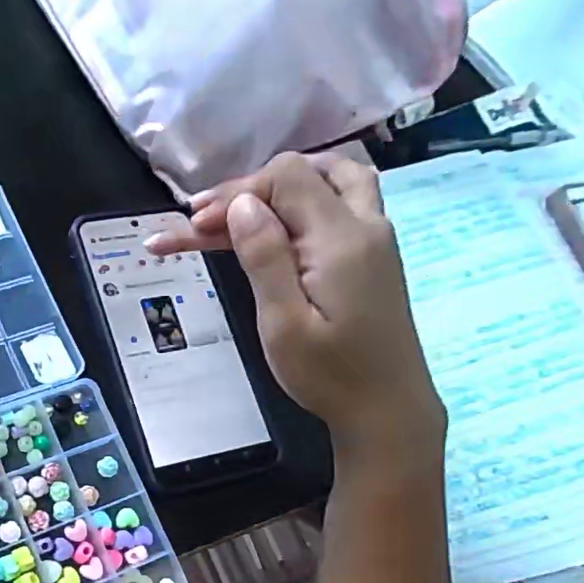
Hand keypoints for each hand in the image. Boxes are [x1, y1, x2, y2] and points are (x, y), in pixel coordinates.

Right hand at [147, 153, 443, 455]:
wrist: (388, 410)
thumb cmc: (331, 376)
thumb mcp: (284, 325)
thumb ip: (265, 259)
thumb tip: (242, 204)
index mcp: (339, 239)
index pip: (286, 178)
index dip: (235, 193)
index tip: (195, 226)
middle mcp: (364, 224)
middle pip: (306, 172)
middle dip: (249, 189)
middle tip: (203, 222)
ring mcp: (375, 238)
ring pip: (333, 178)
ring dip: (284, 185)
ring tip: (242, 209)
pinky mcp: (374, 256)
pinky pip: (342, 203)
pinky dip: (304, 201)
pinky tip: (279, 226)